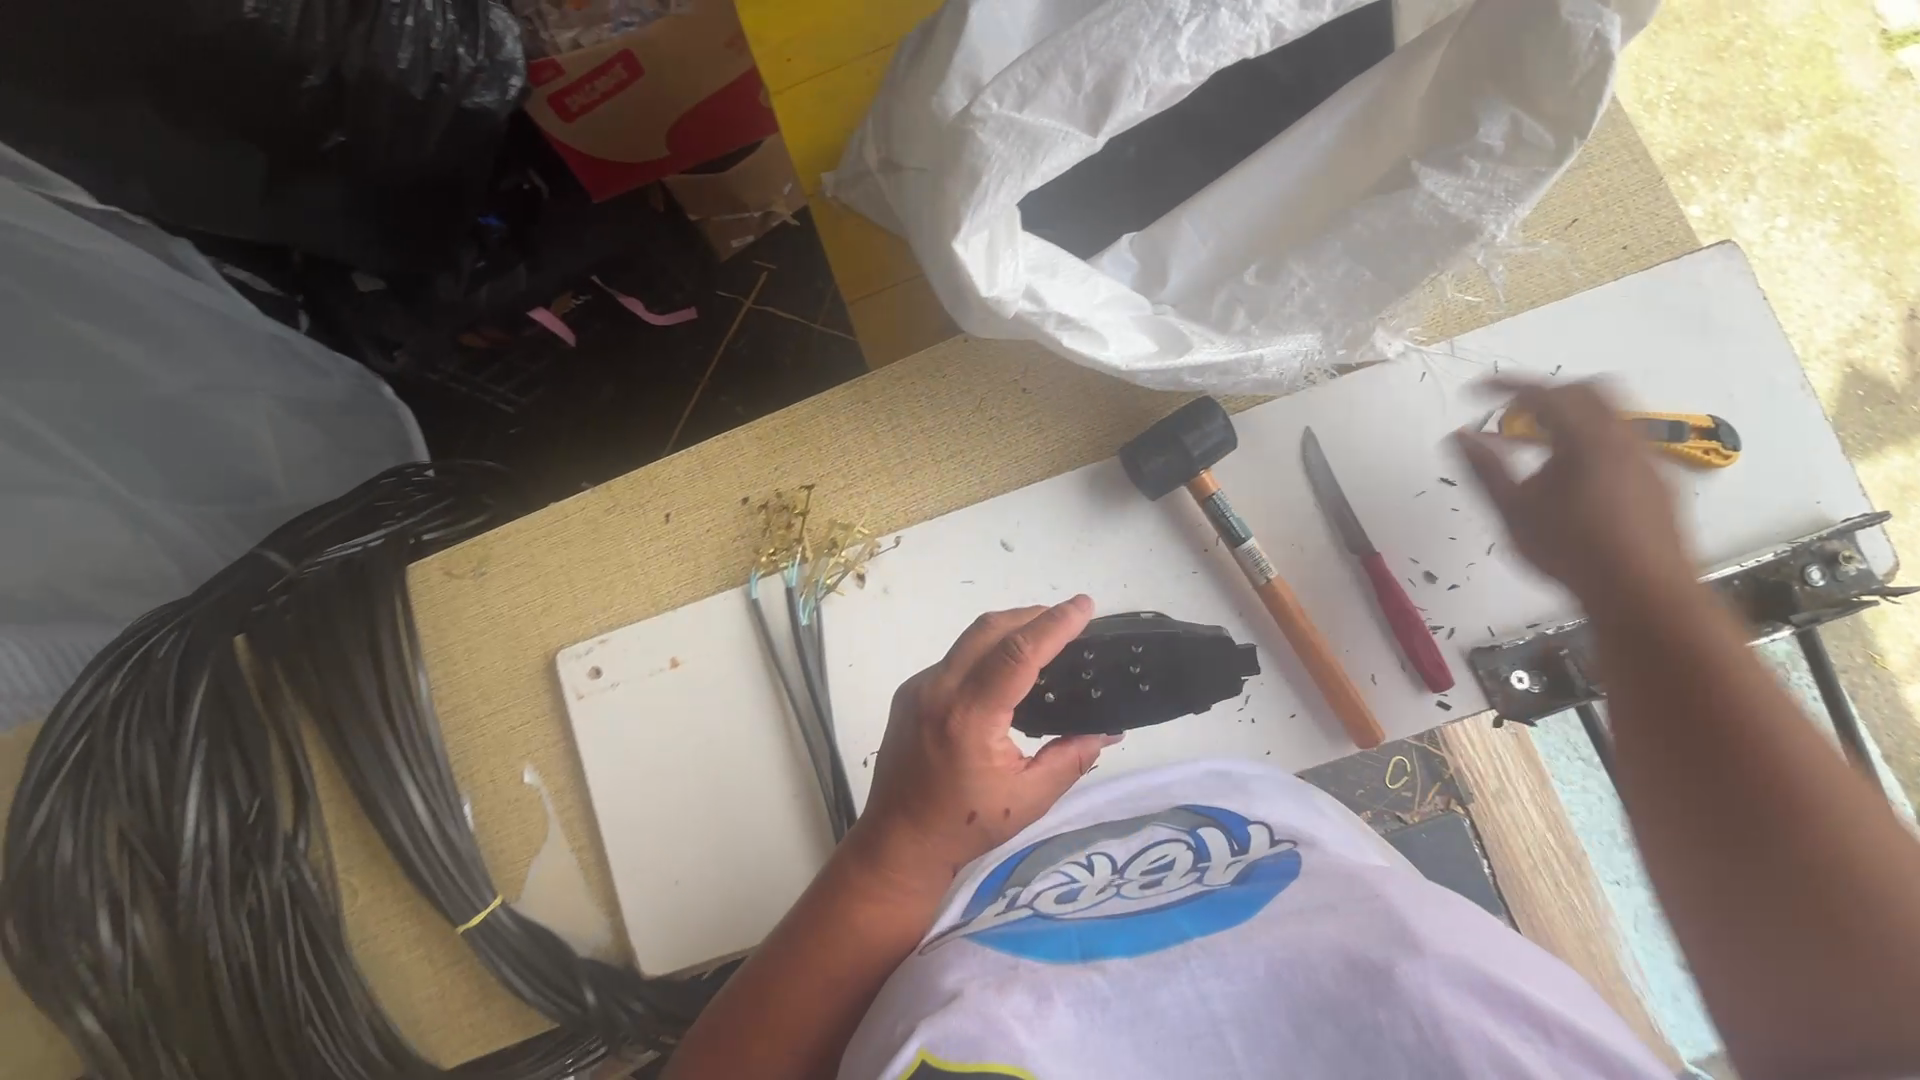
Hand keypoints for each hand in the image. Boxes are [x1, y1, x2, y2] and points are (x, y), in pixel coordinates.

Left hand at [845, 596, 1120, 894]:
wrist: (898, 840)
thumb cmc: (965, 825)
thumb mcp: (1029, 798)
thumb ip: (1070, 758)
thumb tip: (1109, 730)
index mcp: (969, 717)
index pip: (1017, 653)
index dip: (1054, 625)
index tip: (1084, 606)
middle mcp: (938, 690)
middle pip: (990, 630)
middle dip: (1032, 615)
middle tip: (1069, 618)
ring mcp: (918, 687)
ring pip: (969, 640)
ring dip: (1008, 630)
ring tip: (1044, 638)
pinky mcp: (909, 692)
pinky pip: (954, 659)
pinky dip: (985, 652)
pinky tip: (1005, 670)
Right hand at [1453, 378, 1694, 616]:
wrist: (1643, 591)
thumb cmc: (1570, 551)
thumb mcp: (1513, 511)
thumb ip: (1484, 469)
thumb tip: (1458, 436)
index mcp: (1586, 440)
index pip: (1543, 394)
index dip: (1504, 387)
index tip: (1474, 392)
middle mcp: (1624, 438)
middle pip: (1588, 391)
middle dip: (1545, 395)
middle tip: (1512, 414)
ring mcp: (1647, 458)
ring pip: (1610, 416)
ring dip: (1570, 419)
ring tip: (1537, 447)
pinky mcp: (1658, 480)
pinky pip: (1622, 441)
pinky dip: (1590, 440)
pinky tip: (1570, 477)